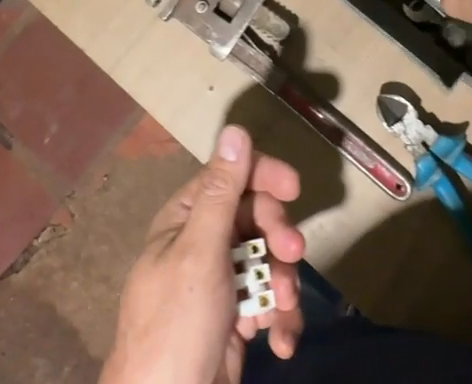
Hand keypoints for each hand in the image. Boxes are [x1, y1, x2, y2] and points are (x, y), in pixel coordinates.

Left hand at [102, 125, 305, 383]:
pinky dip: (281, 320)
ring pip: (269, 263)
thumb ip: (222, 192)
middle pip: (256, 221)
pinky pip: (269, 303)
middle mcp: (202, 246)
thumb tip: (235, 130)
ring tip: (283, 312)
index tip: (295, 188)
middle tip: (292, 256)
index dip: (263, 176)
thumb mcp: (200, 253)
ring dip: (283, 286)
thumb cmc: (176, 324)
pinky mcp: (236, 320)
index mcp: (185, 221)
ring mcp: (220, 285)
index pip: (229, 179)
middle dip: (278, 239)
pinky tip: (281, 342)